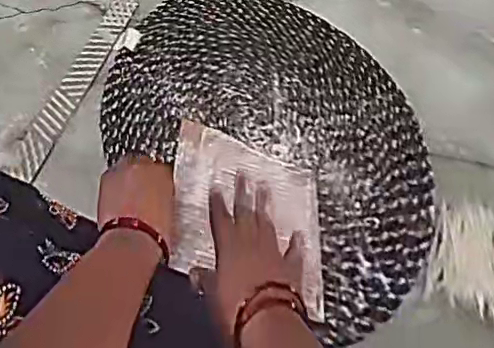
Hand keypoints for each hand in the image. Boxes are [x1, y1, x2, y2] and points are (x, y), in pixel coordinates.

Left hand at [96, 156, 175, 253]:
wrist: (132, 243)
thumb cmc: (153, 235)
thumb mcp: (170, 216)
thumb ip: (165, 200)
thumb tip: (160, 203)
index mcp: (165, 173)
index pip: (162, 170)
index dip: (158, 183)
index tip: (154, 193)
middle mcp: (145, 164)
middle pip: (143, 164)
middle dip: (141, 178)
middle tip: (139, 196)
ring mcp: (125, 168)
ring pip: (126, 169)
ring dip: (126, 180)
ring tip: (125, 201)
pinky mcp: (108, 176)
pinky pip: (111, 177)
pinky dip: (113, 187)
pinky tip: (114, 203)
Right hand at [201, 175, 306, 337]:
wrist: (268, 320)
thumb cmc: (236, 309)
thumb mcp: (213, 294)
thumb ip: (206, 279)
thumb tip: (196, 273)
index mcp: (228, 246)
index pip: (220, 218)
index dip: (217, 203)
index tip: (217, 187)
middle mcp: (250, 242)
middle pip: (245, 211)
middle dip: (243, 191)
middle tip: (243, 174)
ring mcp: (272, 252)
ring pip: (267, 223)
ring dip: (265, 206)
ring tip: (264, 188)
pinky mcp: (291, 267)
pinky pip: (292, 251)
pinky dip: (295, 243)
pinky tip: (297, 234)